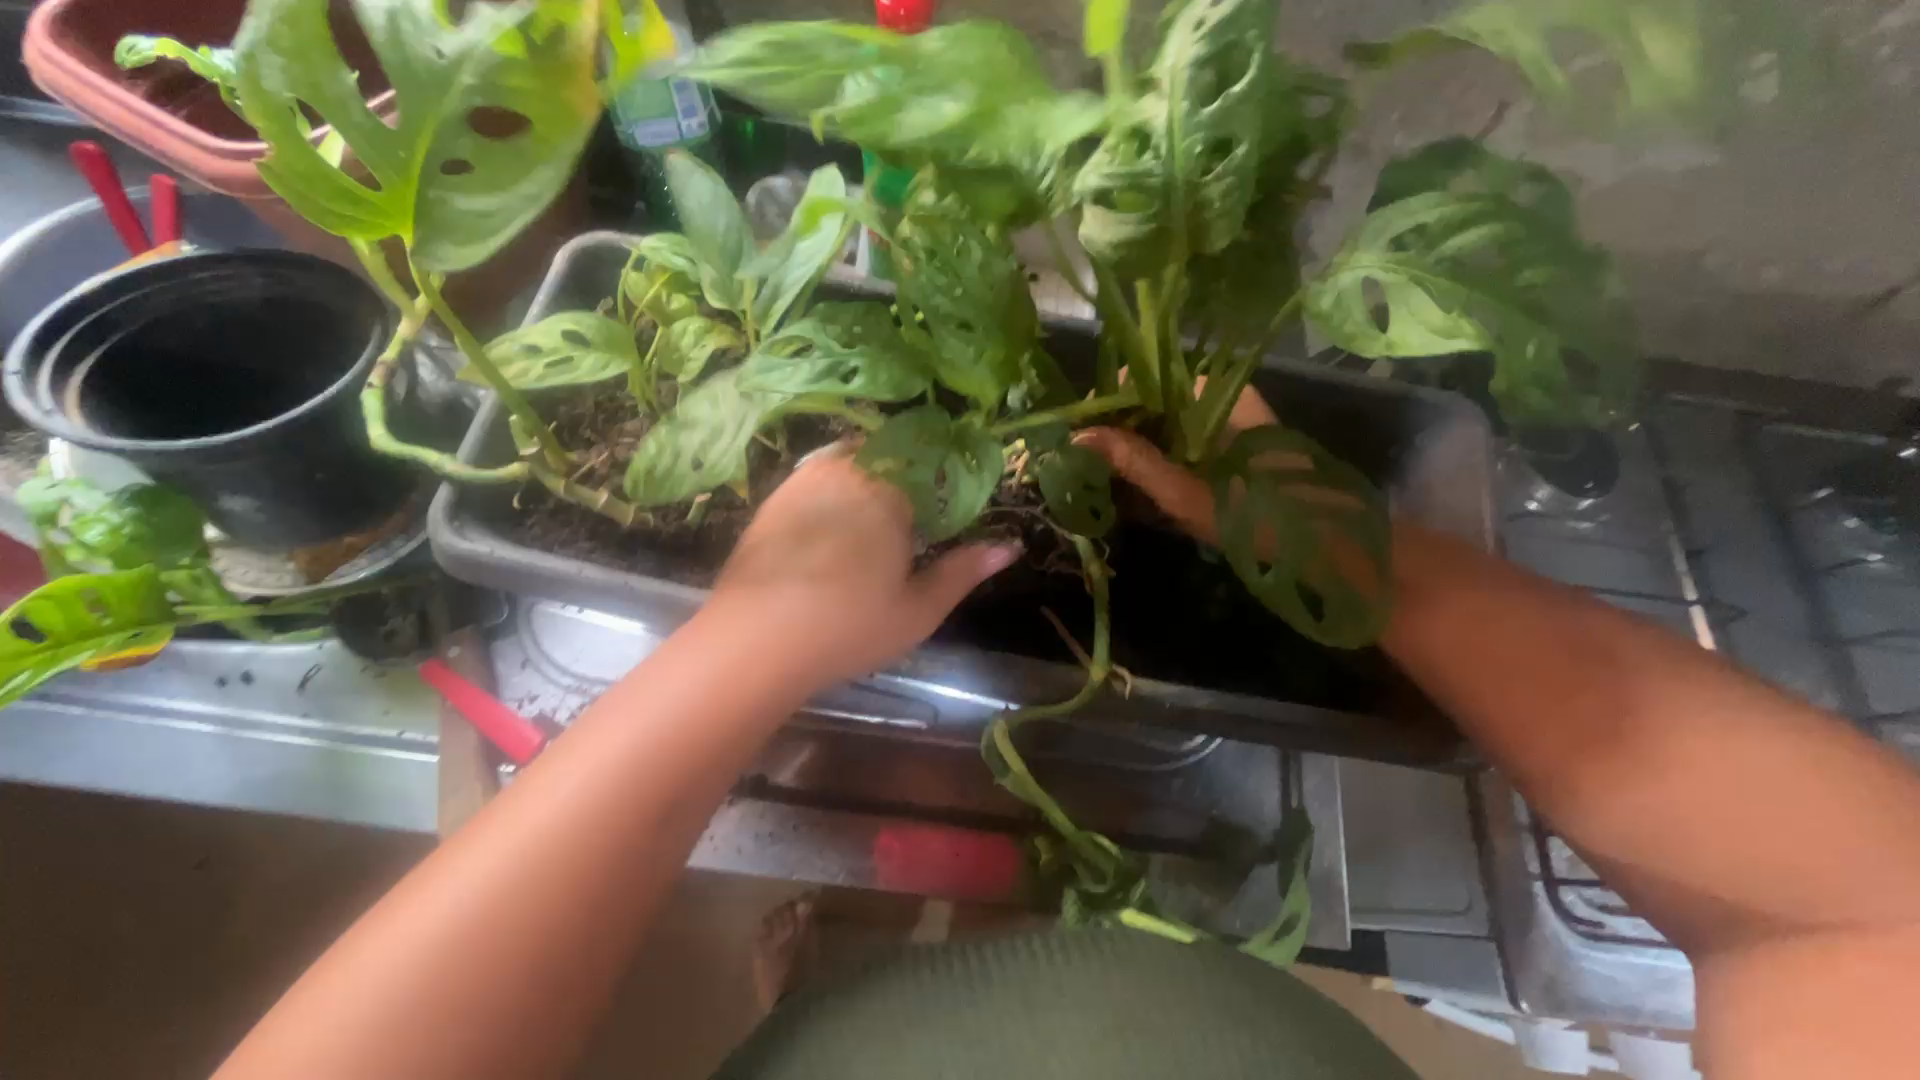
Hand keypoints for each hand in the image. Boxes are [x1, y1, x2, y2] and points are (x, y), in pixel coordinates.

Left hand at [699, 443, 1020, 687]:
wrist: (754, 640)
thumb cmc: (848, 626)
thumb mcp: (918, 608)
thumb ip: (963, 570)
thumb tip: (1010, 545)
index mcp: (889, 489)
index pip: (931, 465)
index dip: (945, 485)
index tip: (949, 514)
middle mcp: (846, 470)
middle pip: (889, 456)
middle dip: (907, 478)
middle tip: (915, 520)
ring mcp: (803, 481)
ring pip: (849, 463)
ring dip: (868, 481)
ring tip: (875, 523)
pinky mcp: (772, 501)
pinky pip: (815, 480)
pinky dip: (833, 494)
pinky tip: (832, 531)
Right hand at [1073, 383, 1278, 544]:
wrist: (1328, 545)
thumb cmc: (1254, 514)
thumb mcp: (1183, 490)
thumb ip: (1131, 461)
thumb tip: (1076, 436)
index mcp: (1208, 393)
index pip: (1135, 382)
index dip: (1100, 409)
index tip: (1074, 441)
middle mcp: (1215, 398)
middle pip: (1146, 405)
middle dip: (1113, 435)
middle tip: (1084, 470)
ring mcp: (1224, 423)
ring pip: (1160, 428)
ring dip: (1132, 454)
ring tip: (1105, 486)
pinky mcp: (1230, 450)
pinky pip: (1180, 447)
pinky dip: (1157, 466)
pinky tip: (1139, 495)